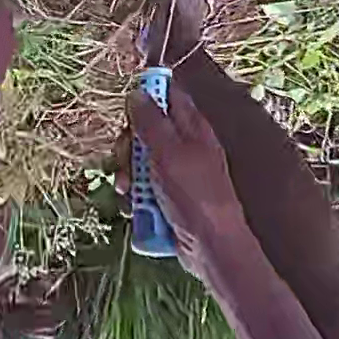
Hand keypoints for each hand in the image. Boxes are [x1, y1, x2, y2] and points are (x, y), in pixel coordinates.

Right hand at [127, 83, 247, 273]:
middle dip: (129, 142)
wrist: (211, 246)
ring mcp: (175, 169)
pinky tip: (132, 203)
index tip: (129, 104)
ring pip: (139, 157)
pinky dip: (134, 192)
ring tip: (128, 188)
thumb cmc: (194, 195)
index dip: (147, 93)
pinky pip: (142, 183)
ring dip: (128, 171)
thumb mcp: (168, 152)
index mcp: (192, 126)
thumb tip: (136, 92)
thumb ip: (151, 121)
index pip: (168, 94)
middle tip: (126, 157)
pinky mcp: (166, 193)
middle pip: (145, 127)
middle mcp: (184, 143)